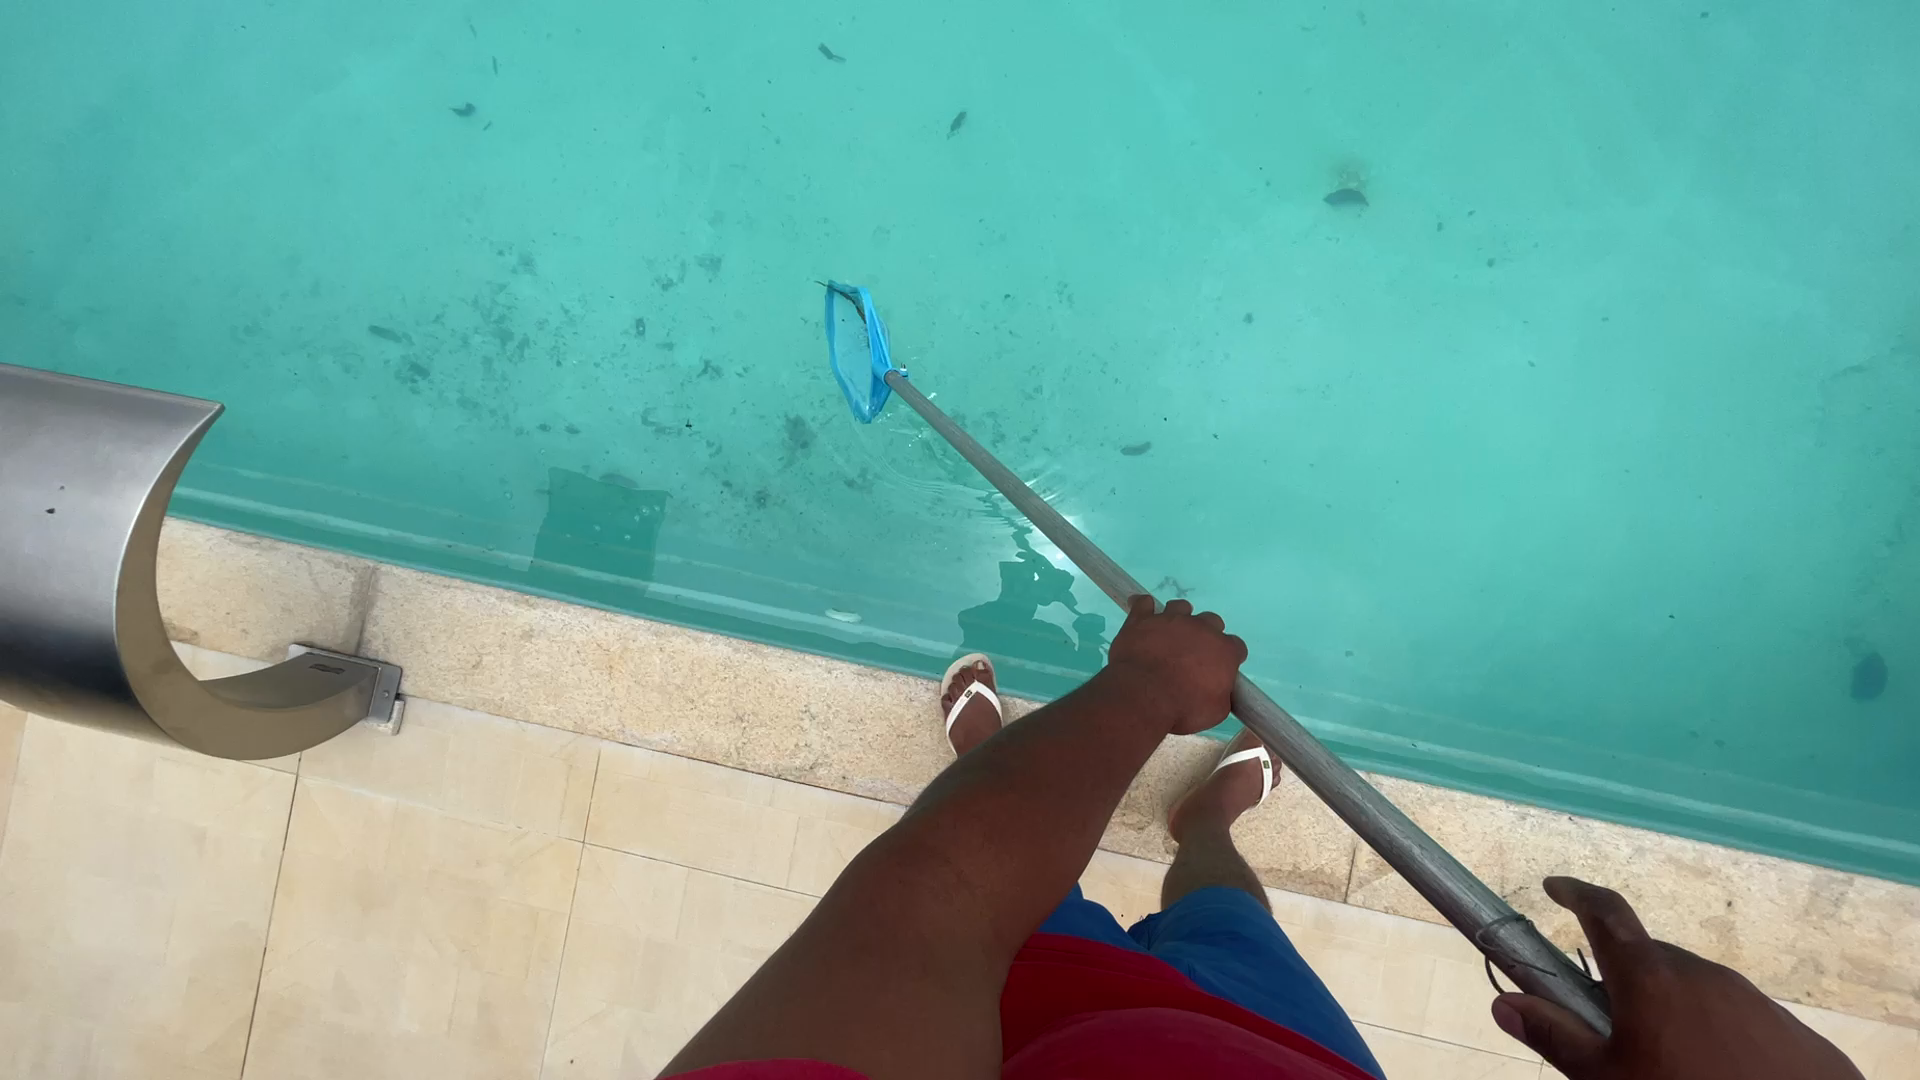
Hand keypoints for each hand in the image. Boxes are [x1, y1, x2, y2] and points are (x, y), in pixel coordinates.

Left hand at [1104, 596, 1247, 734]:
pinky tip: (1143, 615)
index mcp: (1224, 650)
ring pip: (1180, 607)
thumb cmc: (1183, 708)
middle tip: (1193, 652)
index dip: (1229, 656)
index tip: (1220, 667)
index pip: (1236, 646)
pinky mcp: (1142, 619)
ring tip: (1169, 634)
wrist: (1144, 695)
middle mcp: (1200, 628)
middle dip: (1205, 634)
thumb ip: (1222, 694)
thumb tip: (1219, 689)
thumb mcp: (1215, 711)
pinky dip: (1143, 608)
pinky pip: (1143, 603)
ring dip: (1178, 618)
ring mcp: (1170, 619)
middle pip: (1211, 621)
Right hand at [1492, 877, 1861, 1079]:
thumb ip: (1555, 1036)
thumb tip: (1503, 1003)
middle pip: (1652, 960)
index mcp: (1650, 976)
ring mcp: (1763, 1007)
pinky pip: (1752, 1025)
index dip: (1576, 892)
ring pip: (1702, 992)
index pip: (1605, 910)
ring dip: (1679, 1008)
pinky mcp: (1809, 1045)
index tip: (1555, 888)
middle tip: (1616, 1017)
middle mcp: (1704, 976)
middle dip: (1629, 978)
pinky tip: (1727, 1075)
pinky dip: (1728, 1037)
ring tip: (1675, 1058)